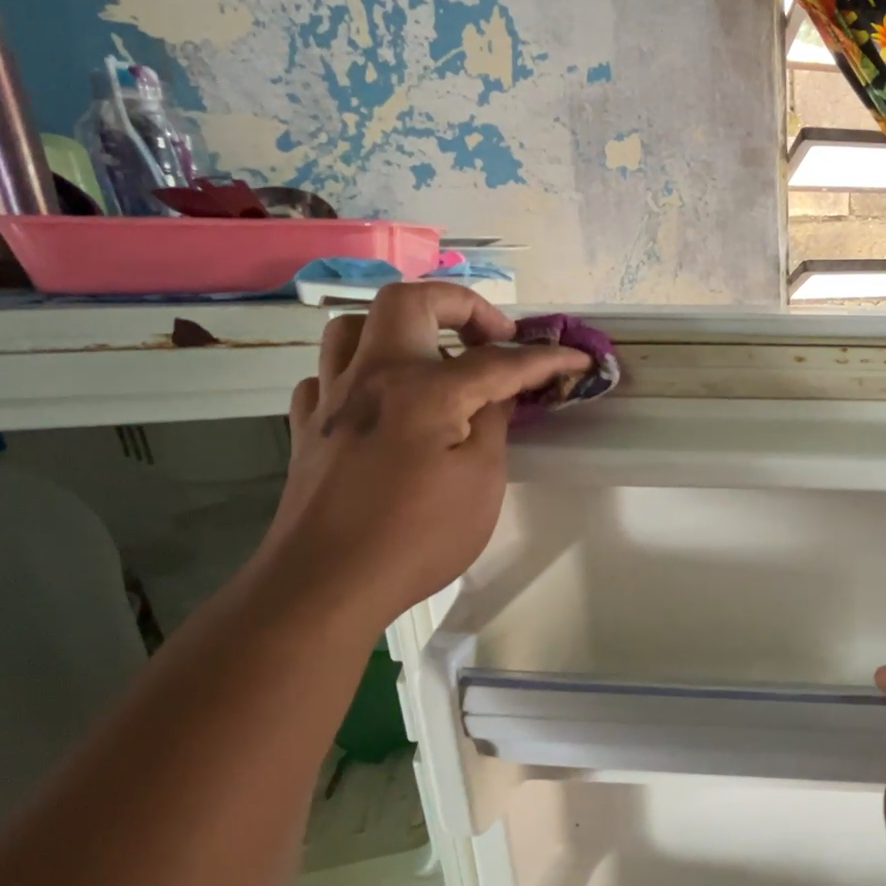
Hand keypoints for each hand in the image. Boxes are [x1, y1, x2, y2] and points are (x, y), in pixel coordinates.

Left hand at [258, 282, 588, 628]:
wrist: (326, 583)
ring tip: (433, 358)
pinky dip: (361, 373)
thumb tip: (497, 391)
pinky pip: (329, 374)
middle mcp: (372, 377)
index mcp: (423, 390)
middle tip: (492, 337)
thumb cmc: (418, 537)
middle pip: (408, 302)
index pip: (497, 360)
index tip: (577, 358)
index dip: (544, 358)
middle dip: (459, 306)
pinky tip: (382, 401)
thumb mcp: (481, 481)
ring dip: (401, 329)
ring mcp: (331, 399)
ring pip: (355, 326)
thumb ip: (491, 423)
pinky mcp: (308, 428)